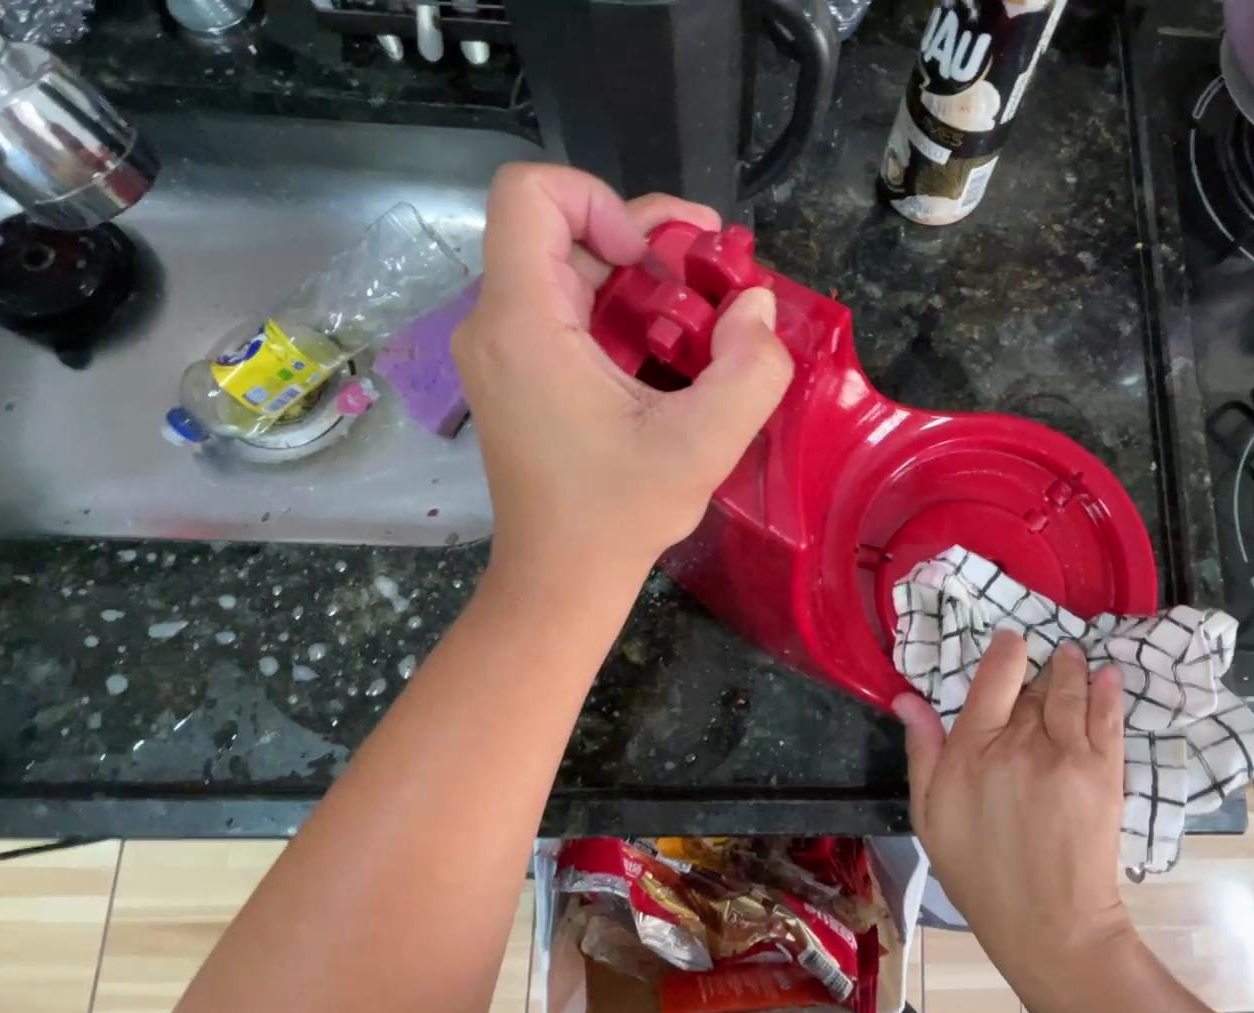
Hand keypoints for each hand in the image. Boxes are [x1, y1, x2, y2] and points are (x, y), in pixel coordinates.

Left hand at [454, 164, 794, 580]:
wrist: (561, 577)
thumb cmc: (619, 515)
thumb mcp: (703, 445)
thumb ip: (750, 369)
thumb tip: (756, 307)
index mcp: (523, 325)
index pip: (532, 193)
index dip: (605, 201)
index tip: (658, 265)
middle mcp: (497, 323)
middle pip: (562, 228)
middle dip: (647, 241)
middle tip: (714, 280)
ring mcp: (504, 349)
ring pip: (569, 268)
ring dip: (642, 281)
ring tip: (702, 322)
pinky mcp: (519, 372)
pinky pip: (568, 310)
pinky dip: (623, 314)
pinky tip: (669, 354)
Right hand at [893, 633, 1133, 965]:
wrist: (1048, 923)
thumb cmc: (978, 870)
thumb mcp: (930, 813)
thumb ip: (922, 750)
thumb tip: (906, 697)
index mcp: (974, 748)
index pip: (995, 676)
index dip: (1006, 650)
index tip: (1010, 641)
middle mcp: (1020, 742)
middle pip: (1032, 685)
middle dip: (1036, 668)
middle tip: (1041, 659)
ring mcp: (1066, 754)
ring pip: (1069, 692)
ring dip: (1071, 668)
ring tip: (1072, 656)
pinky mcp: (1104, 772)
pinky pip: (1106, 718)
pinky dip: (1107, 692)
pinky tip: (1107, 676)